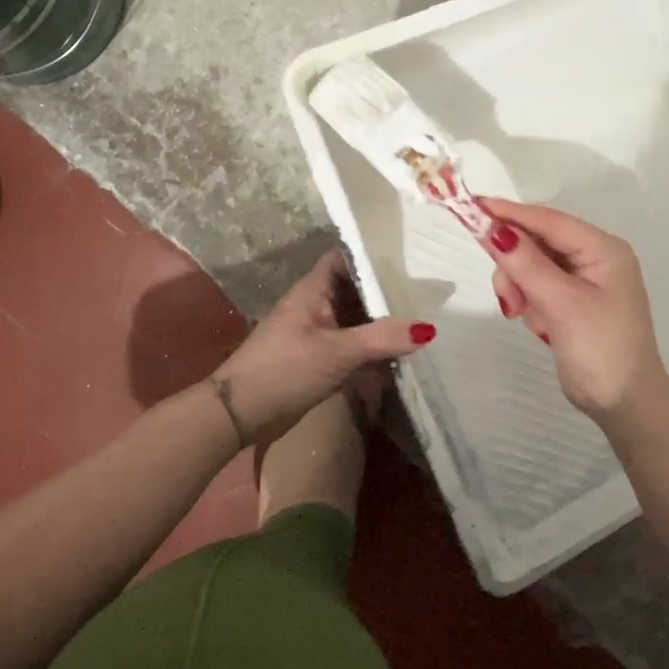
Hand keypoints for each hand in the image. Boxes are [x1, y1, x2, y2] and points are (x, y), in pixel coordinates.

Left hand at [210, 250, 432, 443]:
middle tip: (425, 293)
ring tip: (421, 319)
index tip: (406, 260)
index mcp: (312, 291)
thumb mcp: (337, 352)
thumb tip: (427, 328)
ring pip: (354, 319)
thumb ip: (381, 338)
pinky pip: (350, 345)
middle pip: (354, 290)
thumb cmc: (284, 370)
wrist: (241, 413)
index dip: (370, 256)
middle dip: (384, 292)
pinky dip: (371, 347)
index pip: (344, 259)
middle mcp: (314, 306)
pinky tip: (398, 354)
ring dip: (380, 323)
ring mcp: (315, 333)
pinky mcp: (317, 359)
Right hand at [479, 198, 668, 416]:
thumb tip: (491, 228)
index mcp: (603, 249)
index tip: (470, 207)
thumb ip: (526, 264)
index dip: (509, 213)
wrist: (626, 405)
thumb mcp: (562, 305)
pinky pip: (538, 286)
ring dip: (520, 288)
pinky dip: (529, 301)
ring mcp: (584, 281)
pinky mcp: (572, 302)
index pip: (548, 220)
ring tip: (522, 316)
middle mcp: (595, 257)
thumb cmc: (601, 350)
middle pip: (537, 242)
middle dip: (515, 265)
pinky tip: (539, 326)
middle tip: (508, 299)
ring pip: (532, 265)